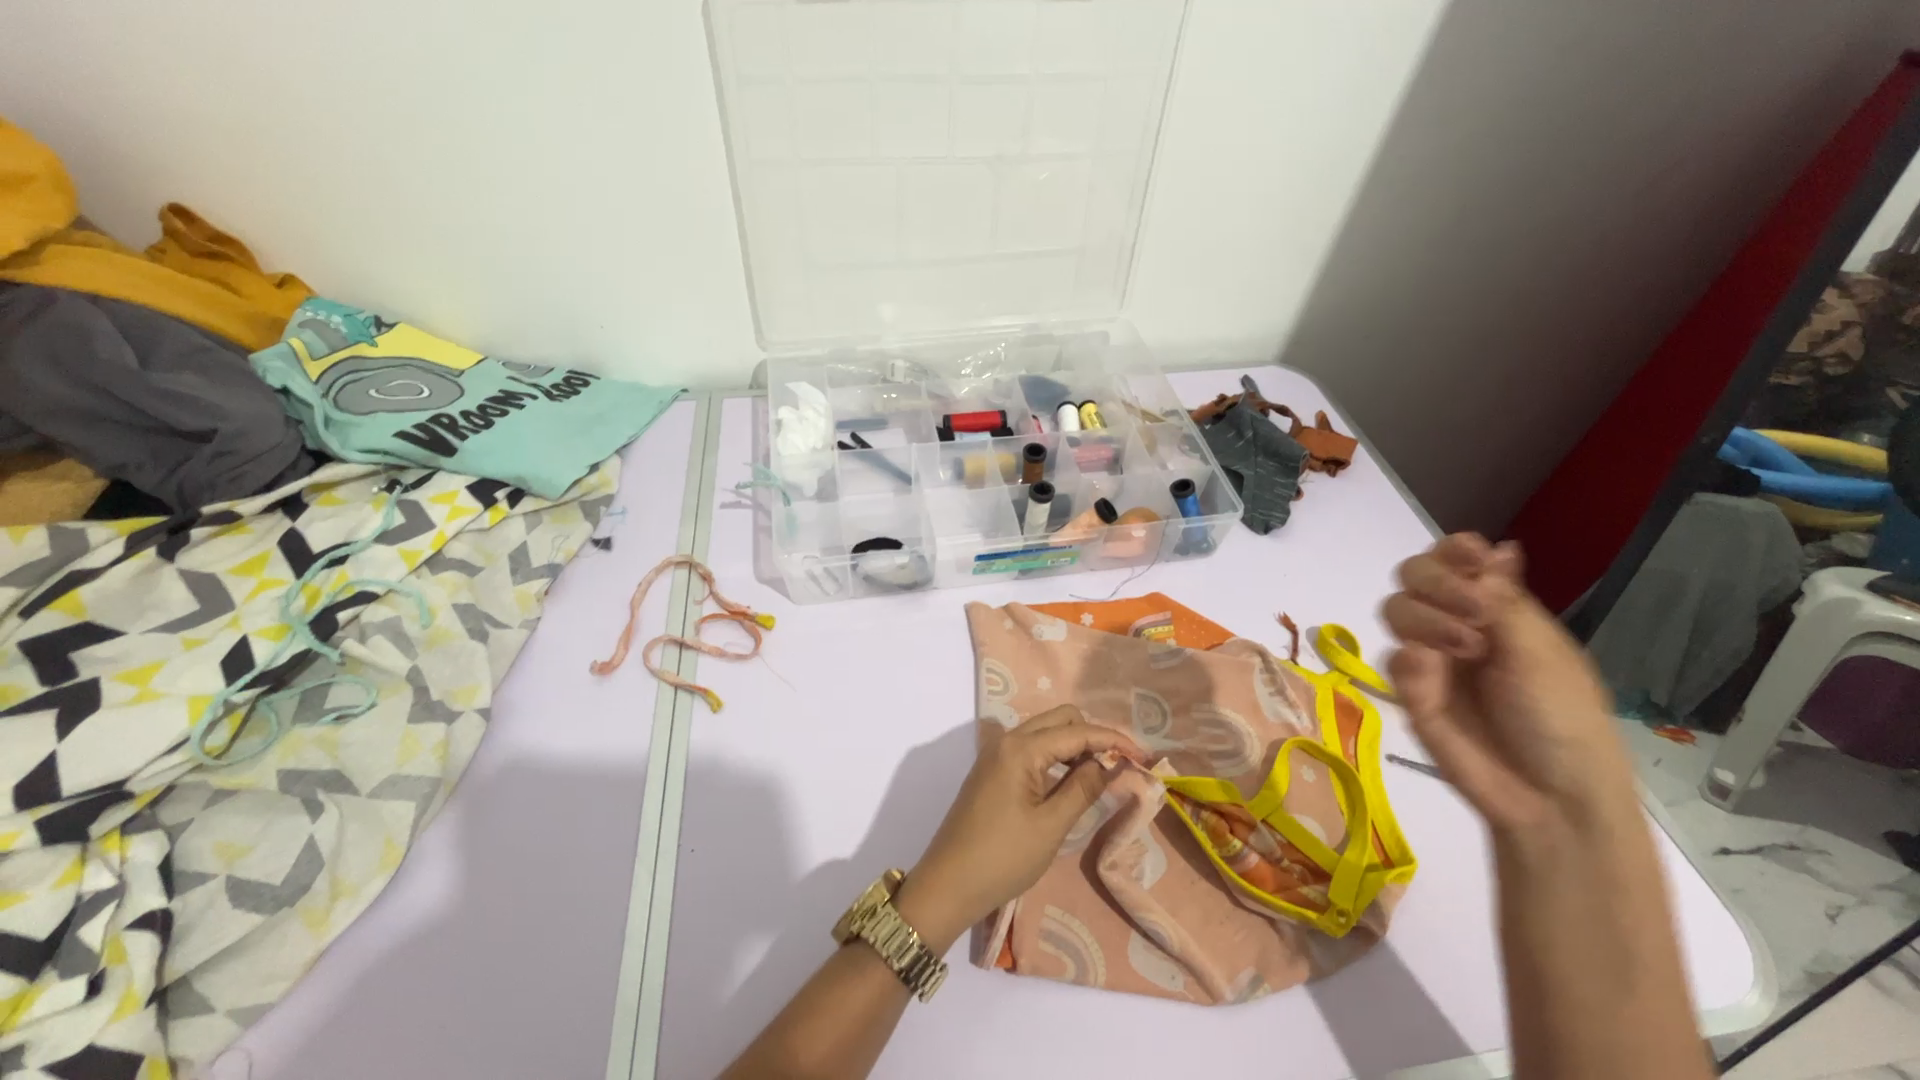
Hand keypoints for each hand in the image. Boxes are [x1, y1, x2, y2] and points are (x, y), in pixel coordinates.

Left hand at [894, 707, 1142, 952]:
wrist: (947, 885)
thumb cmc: (1003, 858)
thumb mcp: (1051, 826)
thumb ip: (1084, 788)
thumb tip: (1111, 763)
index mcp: (1021, 748)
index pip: (1078, 731)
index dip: (1114, 741)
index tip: (1145, 758)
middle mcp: (1006, 740)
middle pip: (1061, 720)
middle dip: (1095, 736)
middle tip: (1122, 766)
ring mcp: (996, 755)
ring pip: (1045, 733)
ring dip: (1076, 746)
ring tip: (1103, 775)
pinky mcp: (992, 772)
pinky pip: (1032, 750)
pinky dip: (1056, 757)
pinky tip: (1071, 781)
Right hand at [1382, 534, 1632, 833]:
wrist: (1549, 794)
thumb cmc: (1562, 718)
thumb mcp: (1540, 651)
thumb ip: (1503, 600)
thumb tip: (1498, 545)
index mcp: (1498, 609)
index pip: (1458, 559)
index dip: (1455, 551)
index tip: (1470, 559)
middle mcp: (1458, 624)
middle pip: (1415, 576)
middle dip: (1436, 583)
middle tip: (1473, 612)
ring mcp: (1432, 659)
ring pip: (1397, 611)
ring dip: (1426, 619)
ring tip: (1465, 650)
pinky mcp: (1411, 693)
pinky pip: (1392, 660)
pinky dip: (1410, 661)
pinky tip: (1432, 677)